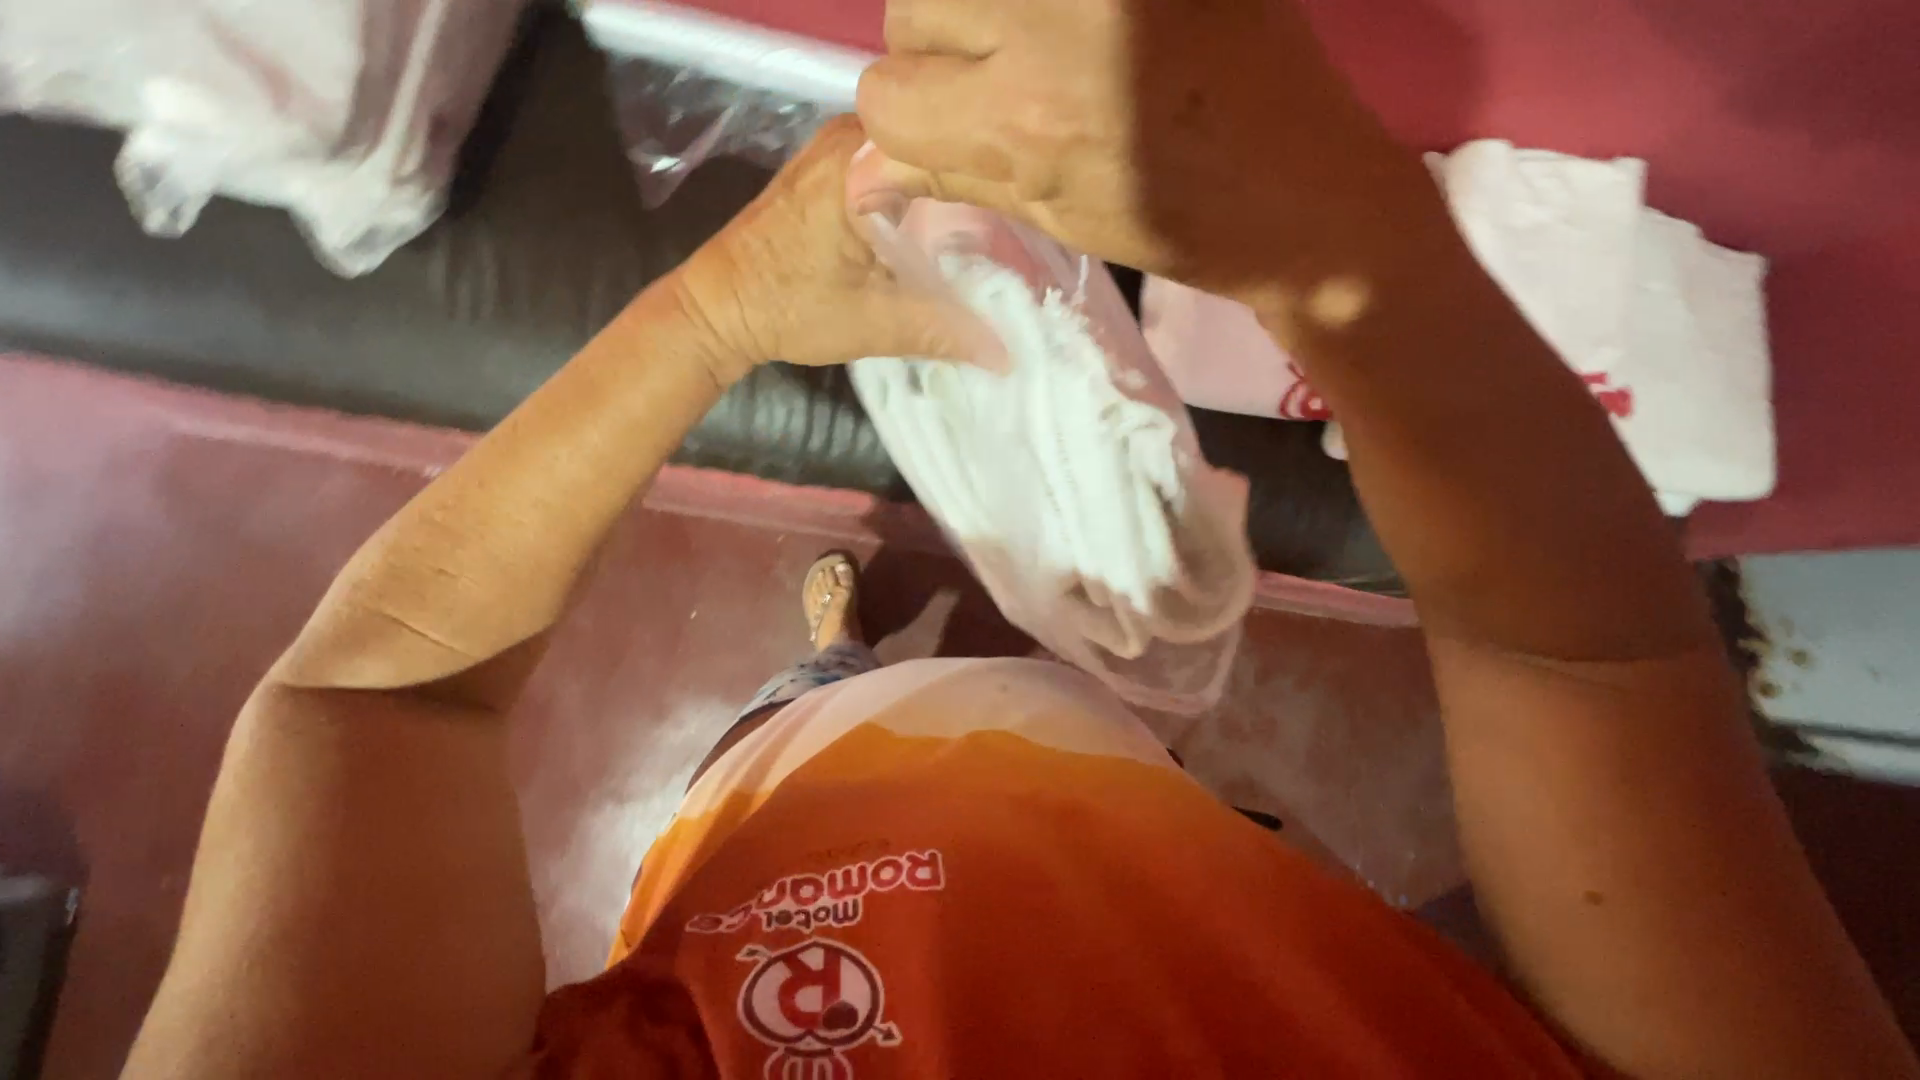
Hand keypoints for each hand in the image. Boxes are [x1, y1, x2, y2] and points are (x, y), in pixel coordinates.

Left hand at [669, 115, 989, 384]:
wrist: (719, 308)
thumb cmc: (787, 310)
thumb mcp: (873, 324)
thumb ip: (944, 332)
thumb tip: (1007, 355)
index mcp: (861, 163)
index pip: (950, 160)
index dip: (991, 196)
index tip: (1019, 233)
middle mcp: (849, 136)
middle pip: (935, 155)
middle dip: (971, 197)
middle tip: (1008, 239)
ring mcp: (835, 144)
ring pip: (914, 161)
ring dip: (944, 197)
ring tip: (980, 237)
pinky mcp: (827, 165)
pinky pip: (890, 168)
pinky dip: (915, 196)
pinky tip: (937, 231)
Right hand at [852, 0, 1458, 331]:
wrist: (1303, 185)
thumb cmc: (1178, 226)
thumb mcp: (1057, 215)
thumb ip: (956, 172)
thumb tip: (869, 166)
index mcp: (1024, 114)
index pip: (887, 94)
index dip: (910, 120)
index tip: (950, 129)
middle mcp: (1052, 21)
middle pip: (915, 6)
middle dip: (940, 51)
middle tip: (1003, 83)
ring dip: (983, 10)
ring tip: (1050, 49)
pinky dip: (1044, 6)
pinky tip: (1087, 35)